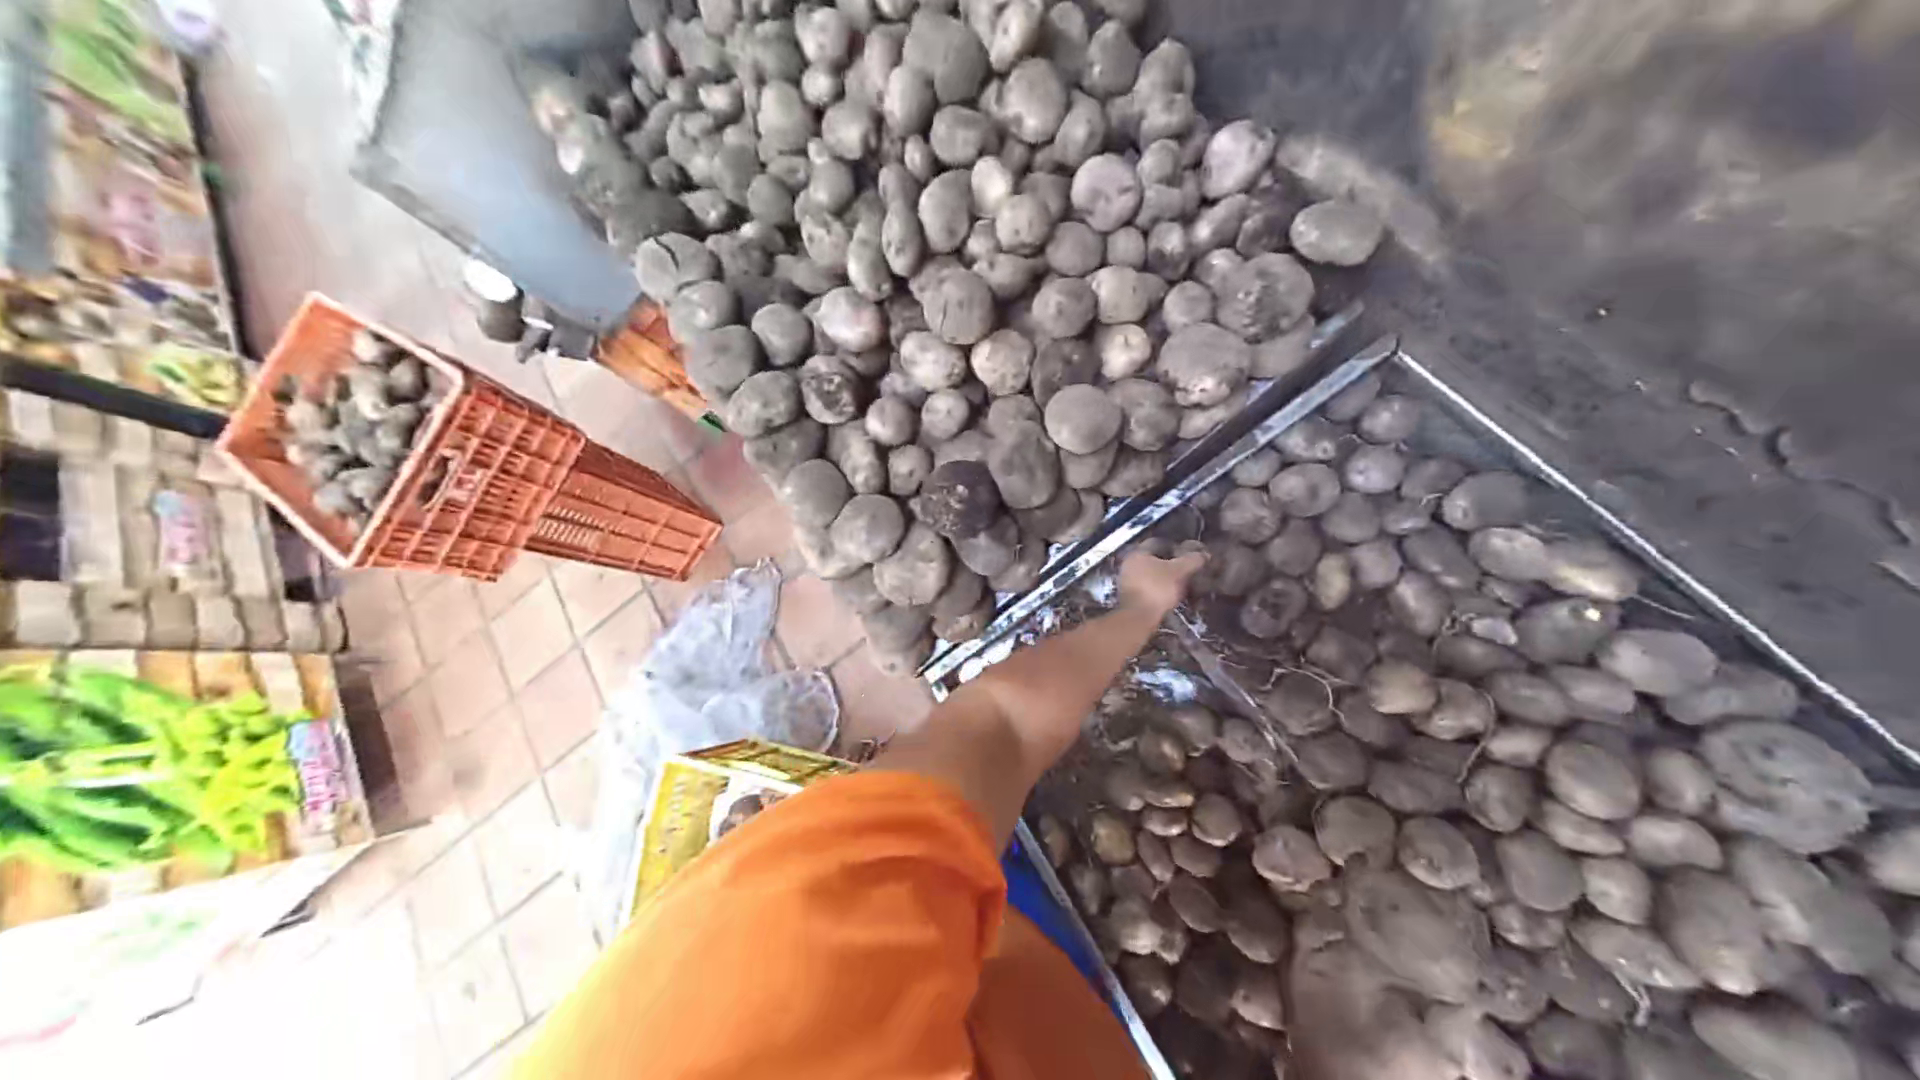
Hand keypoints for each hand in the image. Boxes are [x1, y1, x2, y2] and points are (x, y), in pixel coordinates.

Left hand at [1117, 550, 1205, 617]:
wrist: (1138, 617)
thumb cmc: (1157, 589)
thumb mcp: (1179, 571)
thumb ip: (1192, 560)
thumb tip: (1203, 554)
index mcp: (1137, 553)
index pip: (1158, 542)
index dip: (1176, 546)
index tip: (1190, 554)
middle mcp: (1129, 565)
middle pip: (1154, 560)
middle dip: (1172, 564)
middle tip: (1188, 570)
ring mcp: (1127, 582)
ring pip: (1152, 575)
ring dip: (1167, 578)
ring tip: (1184, 584)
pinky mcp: (1130, 597)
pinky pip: (1149, 588)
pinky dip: (1161, 590)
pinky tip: (1173, 596)